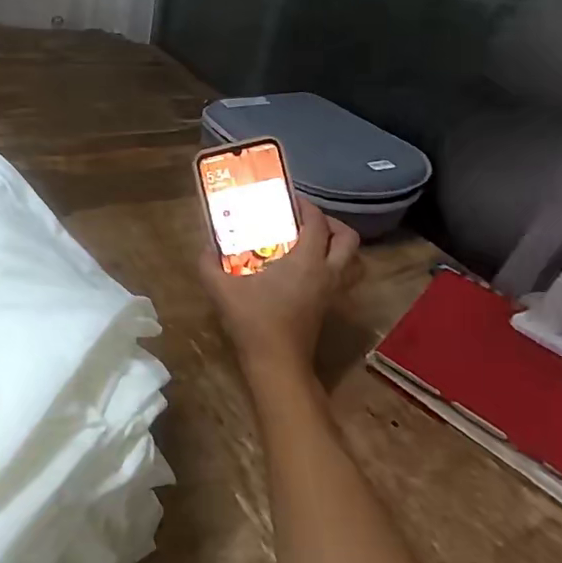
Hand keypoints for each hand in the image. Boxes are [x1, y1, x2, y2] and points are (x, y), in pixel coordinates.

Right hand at [199, 198, 360, 377]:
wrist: (276, 362)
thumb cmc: (252, 321)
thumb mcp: (220, 288)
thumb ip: (208, 263)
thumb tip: (206, 246)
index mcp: (305, 261)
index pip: (316, 223)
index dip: (306, 207)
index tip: (290, 200)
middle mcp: (327, 272)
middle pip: (348, 238)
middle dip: (331, 224)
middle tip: (307, 221)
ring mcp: (333, 291)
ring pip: (355, 260)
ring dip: (341, 246)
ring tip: (316, 243)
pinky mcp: (330, 307)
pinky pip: (346, 278)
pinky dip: (337, 266)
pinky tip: (310, 270)